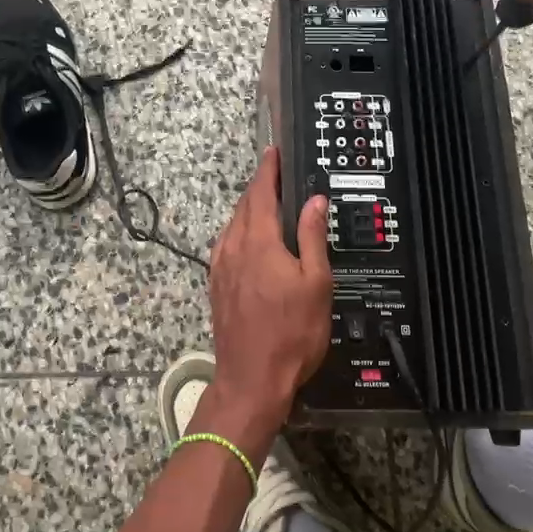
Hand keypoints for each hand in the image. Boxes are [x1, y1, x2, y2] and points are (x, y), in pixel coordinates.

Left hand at [203, 146, 332, 429]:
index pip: (260, 192)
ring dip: (250, 209)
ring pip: (234, 224)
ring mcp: (220, 267)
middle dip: (260, 187)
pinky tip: (252, 242)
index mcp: (258, 241)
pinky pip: (228, 244)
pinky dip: (241, 231)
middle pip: (244, 205)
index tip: (274, 151)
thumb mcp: (315, 284)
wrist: (250, 380)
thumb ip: (312, 237)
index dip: (268, 169)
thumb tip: (314, 200)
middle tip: (279, 177)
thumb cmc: (290, 334)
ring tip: (269, 205)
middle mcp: (233, 247)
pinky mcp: (216, 285)